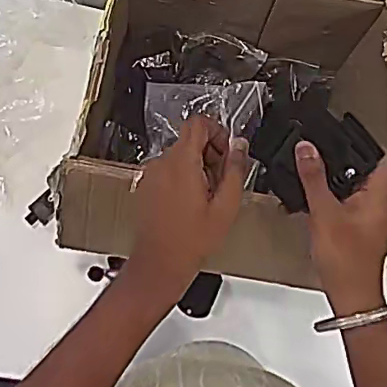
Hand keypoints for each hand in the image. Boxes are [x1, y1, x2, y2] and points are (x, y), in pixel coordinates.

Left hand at [132, 115, 247, 286]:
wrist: (160, 263)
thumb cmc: (191, 240)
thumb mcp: (226, 205)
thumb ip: (235, 170)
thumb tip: (240, 146)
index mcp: (182, 163)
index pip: (198, 123)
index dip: (217, 131)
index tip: (227, 151)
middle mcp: (162, 163)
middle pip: (190, 139)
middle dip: (211, 153)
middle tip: (221, 179)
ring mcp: (151, 174)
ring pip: (180, 155)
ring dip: (198, 167)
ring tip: (208, 196)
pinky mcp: (147, 186)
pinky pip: (169, 170)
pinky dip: (183, 177)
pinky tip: (192, 203)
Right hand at [294, 141, 386, 313]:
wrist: (350, 295)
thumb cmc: (347, 262)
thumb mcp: (324, 212)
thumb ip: (314, 178)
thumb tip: (307, 149)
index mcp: (378, 196)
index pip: (380, 157)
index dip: (365, 142)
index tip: (345, 132)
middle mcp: (378, 205)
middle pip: (366, 170)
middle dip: (344, 158)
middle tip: (324, 149)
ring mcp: (368, 218)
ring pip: (355, 187)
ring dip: (337, 178)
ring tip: (316, 170)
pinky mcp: (357, 230)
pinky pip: (346, 203)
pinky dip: (332, 196)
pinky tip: (316, 200)